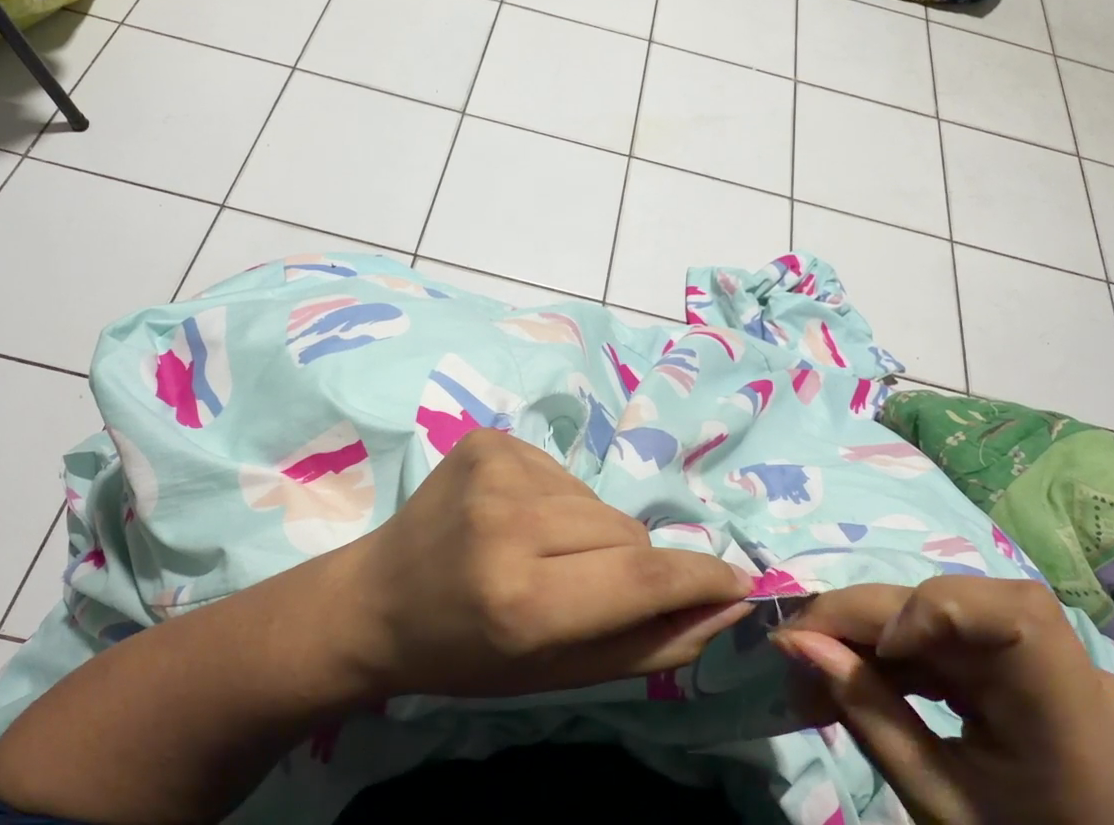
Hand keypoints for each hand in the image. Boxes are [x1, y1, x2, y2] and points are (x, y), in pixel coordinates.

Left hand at [334, 428, 754, 697]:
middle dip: (630, 564)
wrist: (377, 600)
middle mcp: (510, 523)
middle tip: (583, 588)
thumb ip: (652, 644)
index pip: (644, 574)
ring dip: (592, 533)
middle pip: (628, 532)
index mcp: (523, 599)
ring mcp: (496, 470)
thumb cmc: (467, 654)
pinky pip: (566, 474)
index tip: (735, 583)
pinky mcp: (489, 440)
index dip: (700, 578)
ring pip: (600, 502)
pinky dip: (560, 503)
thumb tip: (728, 604)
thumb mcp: (560, 673)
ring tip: (542, 555)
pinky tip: (517, 523)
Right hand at [774, 577, 1113, 824]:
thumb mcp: (937, 802)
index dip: (934, 607)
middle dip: (874, 619)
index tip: (878, 650)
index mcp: (1068, 713)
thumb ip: (869, 715)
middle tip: (798, 645)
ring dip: (878, 636)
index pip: (1015, 612)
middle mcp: (1074, 673)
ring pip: (951, 619)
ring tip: (820, 669)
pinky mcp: (1035, 679)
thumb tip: (797, 643)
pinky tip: (865, 678)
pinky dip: (908, 655)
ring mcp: (1057, 672)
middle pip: (964, 607)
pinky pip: (962, 644)